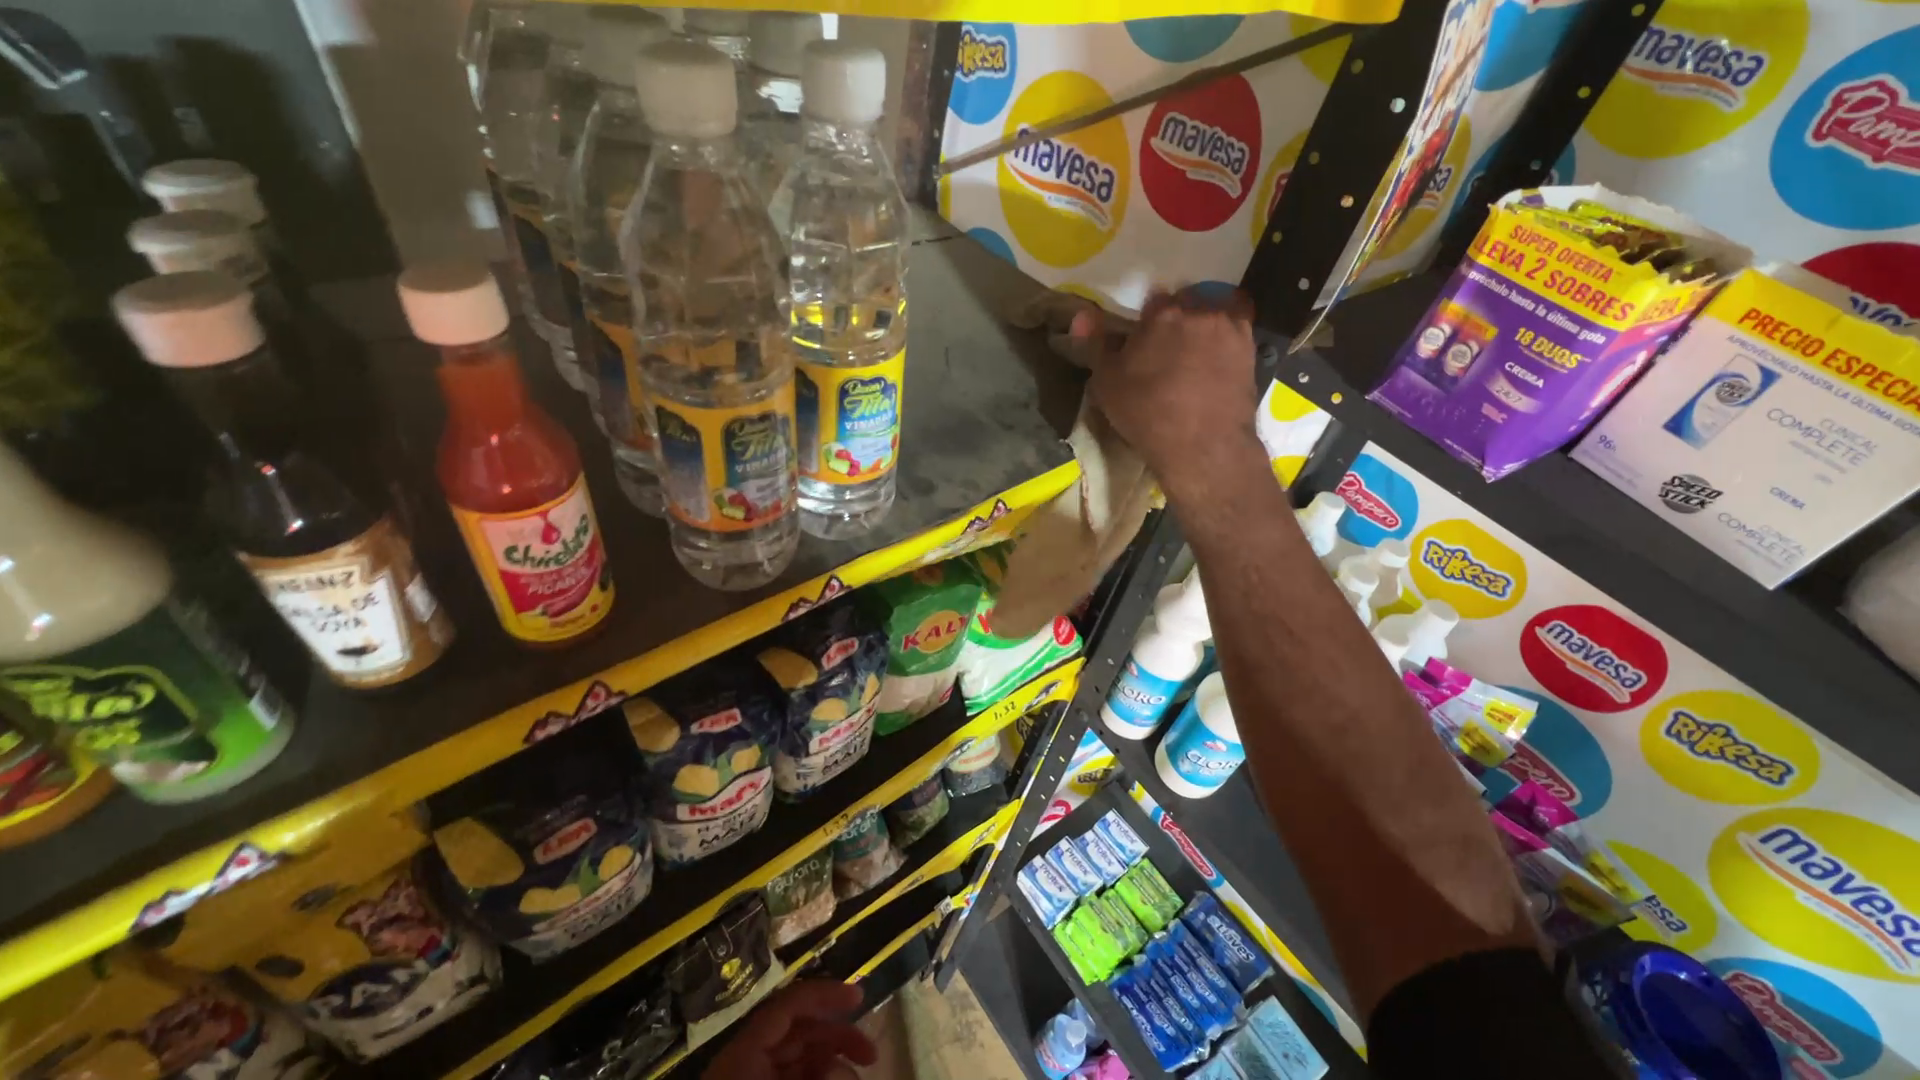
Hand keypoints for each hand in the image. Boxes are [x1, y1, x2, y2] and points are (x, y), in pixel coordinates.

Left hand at [700, 980, 877, 1079]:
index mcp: (744, 1055)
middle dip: (837, 1037)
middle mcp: (746, 1064)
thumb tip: (845, 1072)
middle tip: (872, 1055)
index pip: (788, 1006)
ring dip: (831, 1065)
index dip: (824, 995)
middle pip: (798, 1032)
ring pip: (799, 1060)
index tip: (860, 998)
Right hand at [1074, 287, 1262, 498]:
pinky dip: (1224, 344)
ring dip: (1203, 330)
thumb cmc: (1147, 413)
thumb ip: (1096, 343)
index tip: (1145, 344)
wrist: (1204, 446)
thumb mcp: (1107, 382)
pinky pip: (1234, 335)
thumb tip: (1081, 315)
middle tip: (1169, 353)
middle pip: (1186, 304)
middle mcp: (1199, 311)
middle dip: (1178, 321)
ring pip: (1212, 317)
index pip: (1153, 302)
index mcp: (1162, 314)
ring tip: (1195, 361)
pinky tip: (1217, 367)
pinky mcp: (1250, 349)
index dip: (1148, 323)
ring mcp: (1229, 328)